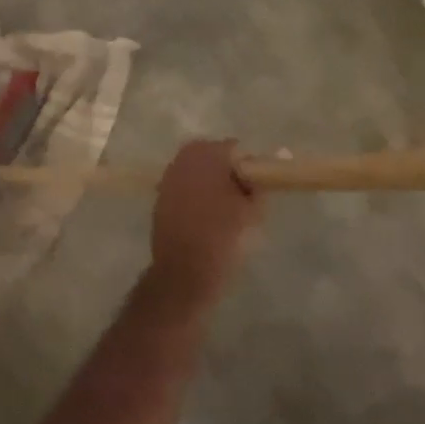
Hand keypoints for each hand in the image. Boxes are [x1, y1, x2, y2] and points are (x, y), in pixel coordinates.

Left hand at [148, 140, 263, 300]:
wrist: (185, 273)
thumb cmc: (224, 237)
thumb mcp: (254, 211)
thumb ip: (260, 184)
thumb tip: (265, 170)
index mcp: (207, 154)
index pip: (237, 150)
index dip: (250, 169)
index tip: (257, 191)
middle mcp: (183, 158)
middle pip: (215, 159)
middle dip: (229, 175)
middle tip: (243, 202)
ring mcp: (168, 178)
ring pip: (199, 175)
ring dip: (211, 187)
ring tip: (225, 214)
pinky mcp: (159, 199)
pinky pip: (185, 191)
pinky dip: (196, 200)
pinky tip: (205, 222)